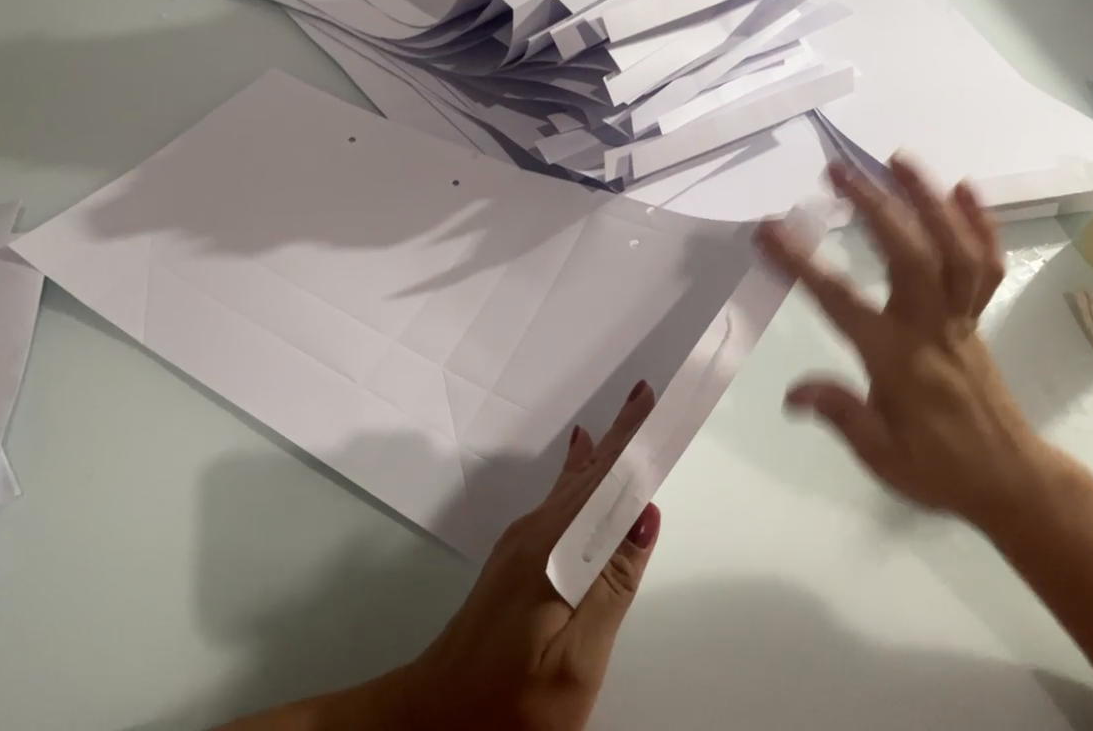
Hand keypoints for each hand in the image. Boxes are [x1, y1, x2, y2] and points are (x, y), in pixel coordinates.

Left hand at [384, 383, 661, 730]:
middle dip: (624, 434)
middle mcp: (535, 533)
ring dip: (607, 450)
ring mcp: (523, 543)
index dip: (634, 440)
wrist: (435, 714)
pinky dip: (584, 474)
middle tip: (649, 393)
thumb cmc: (509, 700)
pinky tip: (582, 457)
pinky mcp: (519, 558)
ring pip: (576, 485)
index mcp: (553, 550)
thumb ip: (611, 585)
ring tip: (629, 417)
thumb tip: (645, 514)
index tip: (657, 400)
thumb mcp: (575, 658)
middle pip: (591, 474)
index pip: (607, 482)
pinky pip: (561, 502)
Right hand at [755, 158, 1068, 526]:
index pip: (842, 303)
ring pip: (952, 250)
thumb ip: (841, 415)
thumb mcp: (881, 456)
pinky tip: (961, 189)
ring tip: (897, 160)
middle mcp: (932, 328)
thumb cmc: (937, 468)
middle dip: (875, 207)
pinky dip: (978, 224)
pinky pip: (984, 266)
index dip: (803, 264)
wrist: (1013, 481)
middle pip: (909, 255)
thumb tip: (793, 392)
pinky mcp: (977, 318)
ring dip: (927, 199)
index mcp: (898, 360)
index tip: (769, 230)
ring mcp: (961, 319)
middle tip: (838, 169)